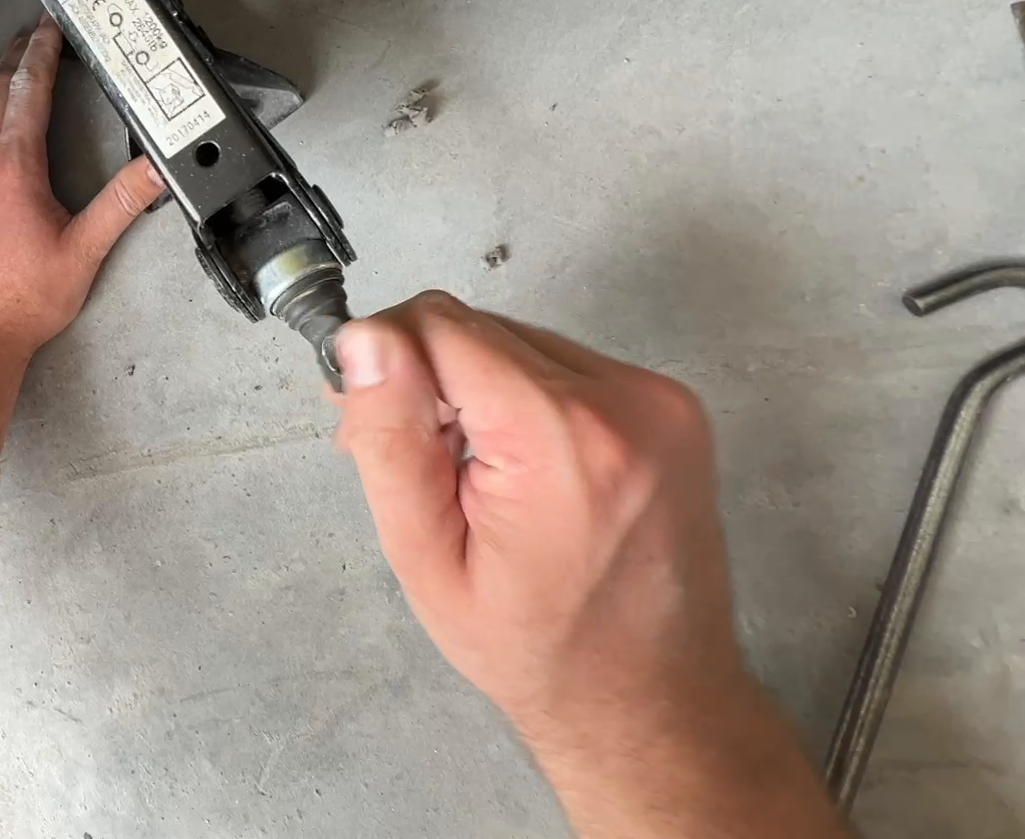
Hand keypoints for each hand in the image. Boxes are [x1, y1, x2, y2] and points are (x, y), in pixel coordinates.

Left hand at [0, 15, 164, 358]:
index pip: (29, 93)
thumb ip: (121, 204)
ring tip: (2, 68)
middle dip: (14, 59)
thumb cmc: (27, 297)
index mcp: (15, 168)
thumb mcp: (84, 251)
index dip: (41, 53)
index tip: (48, 26)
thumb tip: (156, 168)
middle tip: (29, 36)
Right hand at [331, 291, 743, 742]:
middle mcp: (623, 398)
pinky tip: (496, 451)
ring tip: (447, 459)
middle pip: (468, 324)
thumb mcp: (422, 552)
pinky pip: (546, 358)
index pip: (436, 325)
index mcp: (561, 438)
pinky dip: (502, 389)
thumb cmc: (526, 642)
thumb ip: (390, 437)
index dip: (380, 358)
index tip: (360, 418)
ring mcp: (655, 394)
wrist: (651, 699)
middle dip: (413, 373)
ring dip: (456, 381)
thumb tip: (364, 341)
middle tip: (394, 449)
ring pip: (503, 335)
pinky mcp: (664, 400)